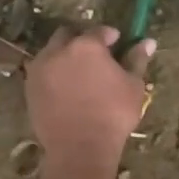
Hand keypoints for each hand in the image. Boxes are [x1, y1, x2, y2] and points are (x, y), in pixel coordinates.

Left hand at [24, 25, 153, 171]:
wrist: (79, 148)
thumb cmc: (113, 113)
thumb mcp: (133, 85)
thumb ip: (137, 60)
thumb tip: (148, 42)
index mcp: (86, 46)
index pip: (99, 30)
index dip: (111, 36)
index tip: (118, 44)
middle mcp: (59, 52)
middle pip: (67, 34)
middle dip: (81, 39)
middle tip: (96, 55)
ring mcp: (40, 71)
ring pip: (51, 52)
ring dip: (64, 55)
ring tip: (79, 73)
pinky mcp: (29, 90)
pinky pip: (42, 72)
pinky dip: (53, 74)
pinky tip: (67, 88)